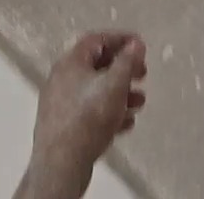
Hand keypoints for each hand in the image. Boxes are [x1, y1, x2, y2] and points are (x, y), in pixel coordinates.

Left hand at [17, 32, 147, 198]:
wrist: (61, 165)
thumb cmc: (89, 116)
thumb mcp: (115, 84)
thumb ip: (128, 61)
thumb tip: (137, 43)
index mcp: (70, 63)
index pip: (97, 40)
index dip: (121, 39)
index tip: (141, 47)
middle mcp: (62, 80)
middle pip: (97, 66)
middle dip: (124, 70)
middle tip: (143, 75)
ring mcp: (60, 105)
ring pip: (95, 91)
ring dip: (120, 93)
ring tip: (139, 103)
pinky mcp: (63, 127)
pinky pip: (89, 111)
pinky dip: (109, 112)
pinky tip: (126, 123)